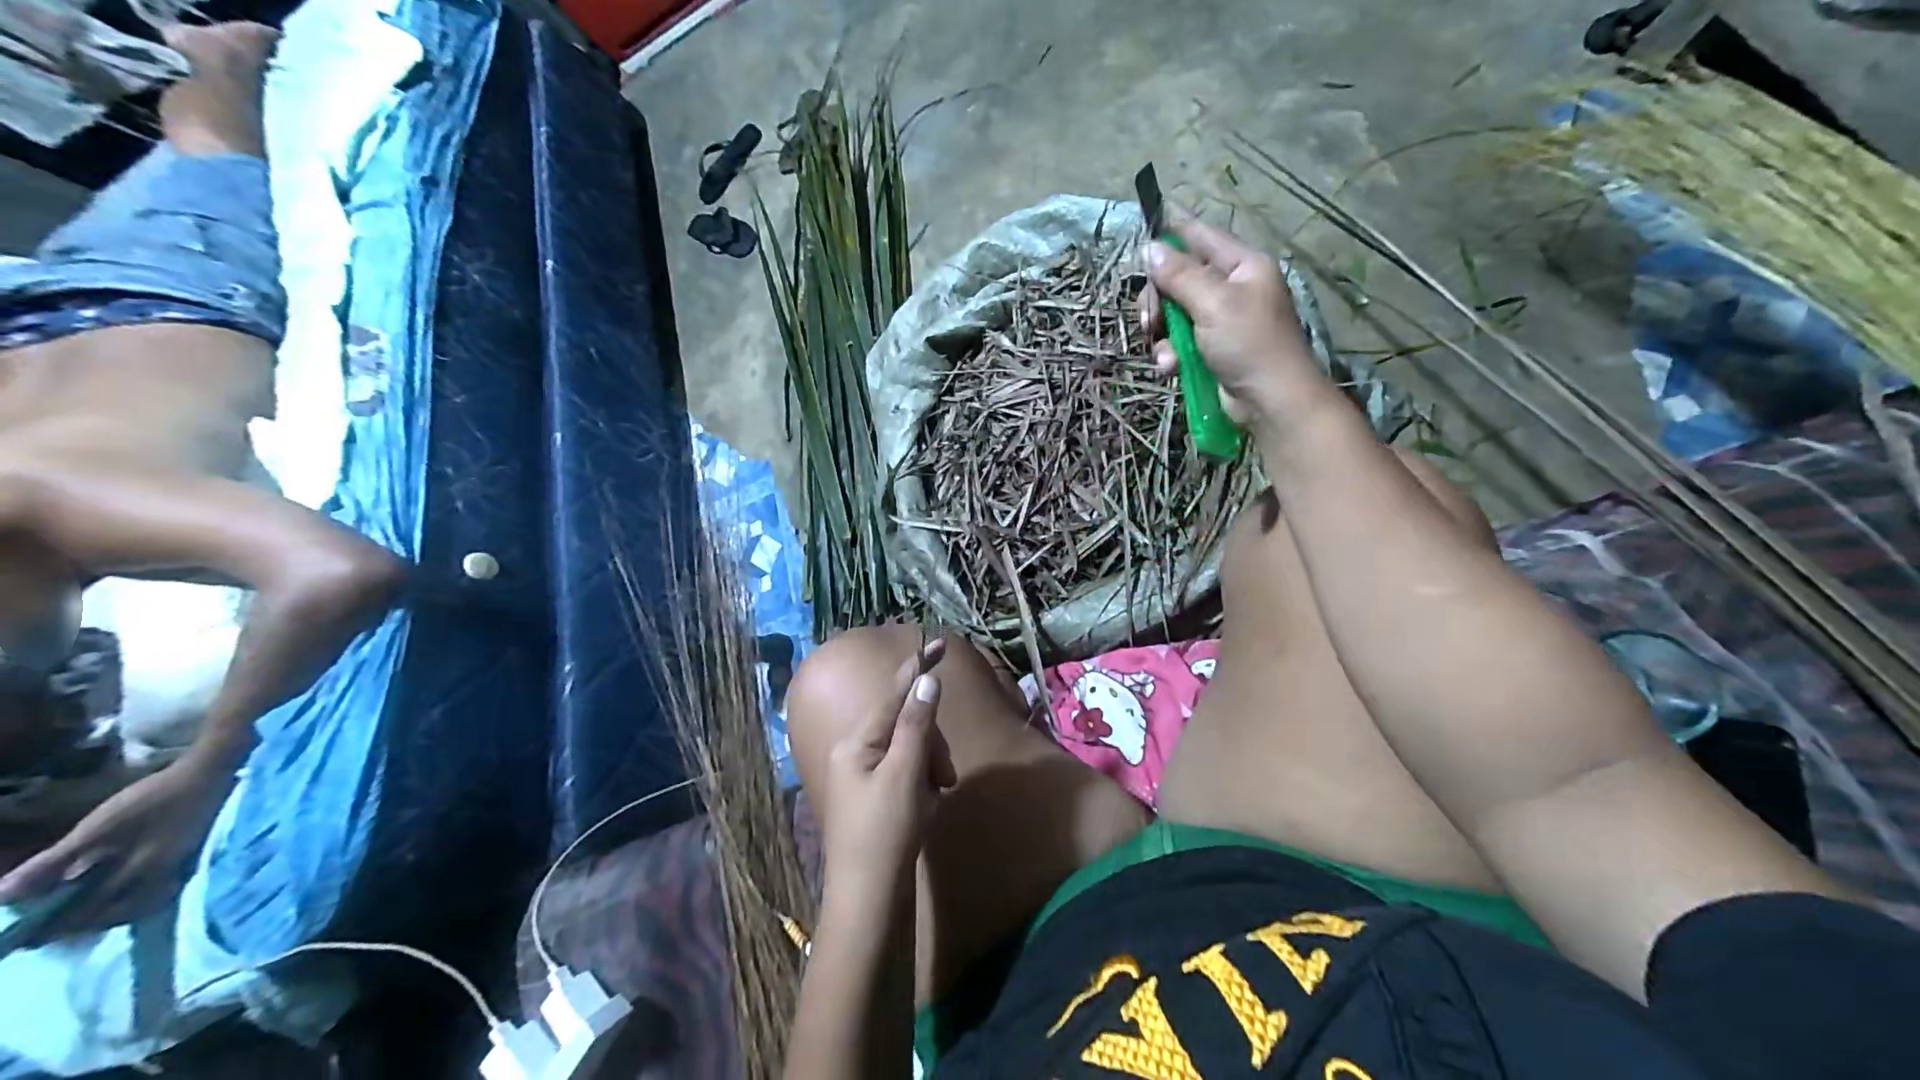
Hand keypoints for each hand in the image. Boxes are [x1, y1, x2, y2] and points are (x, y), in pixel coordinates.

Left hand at [0, 756, 232, 934]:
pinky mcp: (187, 858)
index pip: (85, 913)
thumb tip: (1, 896)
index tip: (22, 938)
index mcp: (134, 875)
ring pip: (139, 904)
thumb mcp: (100, 826)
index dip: (51, 926)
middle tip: (53, 927)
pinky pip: (156, 889)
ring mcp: (177, 868)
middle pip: (115, 914)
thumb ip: (54, 861)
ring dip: (110, 913)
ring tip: (89, 912)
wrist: (211, 773)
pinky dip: (135, 898)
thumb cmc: (153, 798)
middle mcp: (157, 879)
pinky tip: (128, 891)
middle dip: (82, 923)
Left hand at [816, 638, 956, 897]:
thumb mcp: (905, 774)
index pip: (894, 693)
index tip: (938, 641)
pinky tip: (927, 807)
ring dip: (931, 766)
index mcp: (857, 742)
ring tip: (937, 797)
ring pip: (911, 749)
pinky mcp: (876, 798)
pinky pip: (907, 773)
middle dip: (931, 744)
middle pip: (906, 724)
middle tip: (944, 777)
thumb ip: (916, 724)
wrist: (868, 901)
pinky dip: (923, 783)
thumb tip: (926, 680)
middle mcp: (856, 753)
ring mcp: (864, 777)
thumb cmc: (885, 833)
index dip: (917, 667)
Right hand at [1140, 213, 1330, 426]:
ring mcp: (1220, 322)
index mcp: (1242, 266)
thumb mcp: (1214, 303)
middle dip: (1158, 300)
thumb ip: (1180, 275)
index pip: (1200, 237)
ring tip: (1163, 354)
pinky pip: (1178, 343)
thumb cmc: (1249, 344)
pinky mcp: (1210, 351)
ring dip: (1161, 335)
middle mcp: (1231, 289)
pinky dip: (1170, 355)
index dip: (1171, 235)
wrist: (1270, 401)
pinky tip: (1170, 368)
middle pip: (1179, 279)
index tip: (1142, 238)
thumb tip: (1150, 248)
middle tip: (1148, 321)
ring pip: (1173, 315)